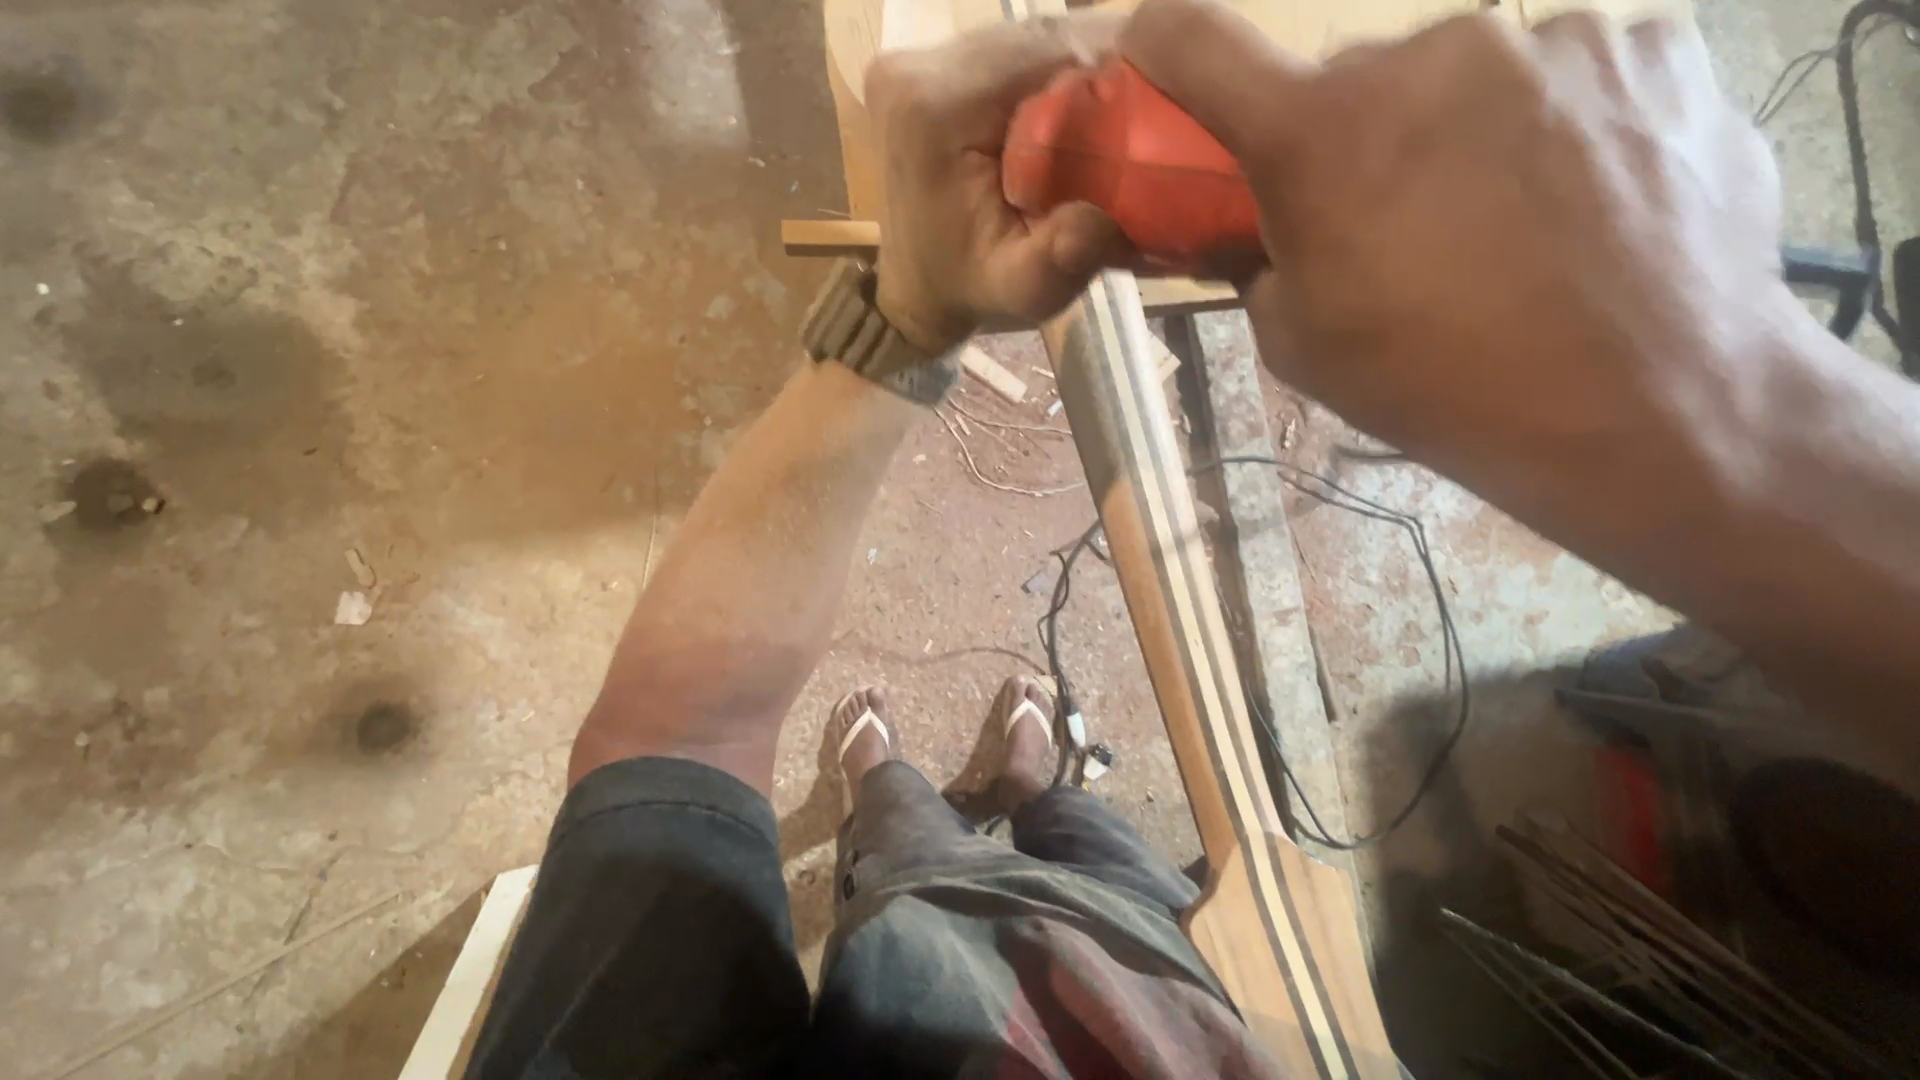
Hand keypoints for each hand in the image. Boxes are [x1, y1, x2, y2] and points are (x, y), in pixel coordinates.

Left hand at [865, 15, 1134, 351]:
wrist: (914, 293)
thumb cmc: (971, 292)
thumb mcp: (1022, 290)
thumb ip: (1062, 257)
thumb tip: (1106, 222)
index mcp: (938, 109)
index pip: (1051, 54)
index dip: (1114, 72)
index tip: (1157, 109)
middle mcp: (917, 67)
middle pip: (1038, 38)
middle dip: (1097, 68)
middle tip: (1145, 110)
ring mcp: (913, 60)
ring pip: (1025, 39)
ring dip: (1073, 69)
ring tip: (1114, 110)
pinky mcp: (923, 65)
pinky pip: (1005, 53)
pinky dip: (1045, 75)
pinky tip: (1072, 110)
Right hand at [1120, 0, 1784, 512]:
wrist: (1644, 402)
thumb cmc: (1435, 383)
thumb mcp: (1300, 343)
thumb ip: (1259, 262)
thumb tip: (1262, 227)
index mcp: (1320, 134)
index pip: (1199, 43)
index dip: (1161, 43)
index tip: (1152, 56)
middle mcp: (1429, 54)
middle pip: (1353, 80)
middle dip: (1349, 139)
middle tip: (1381, 222)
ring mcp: (1553, 39)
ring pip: (1464, 77)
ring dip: (1453, 134)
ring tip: (1499, 227)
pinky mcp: (1654, 49)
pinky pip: (1565, 77)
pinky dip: (1550, 129)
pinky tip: (1578, 205)